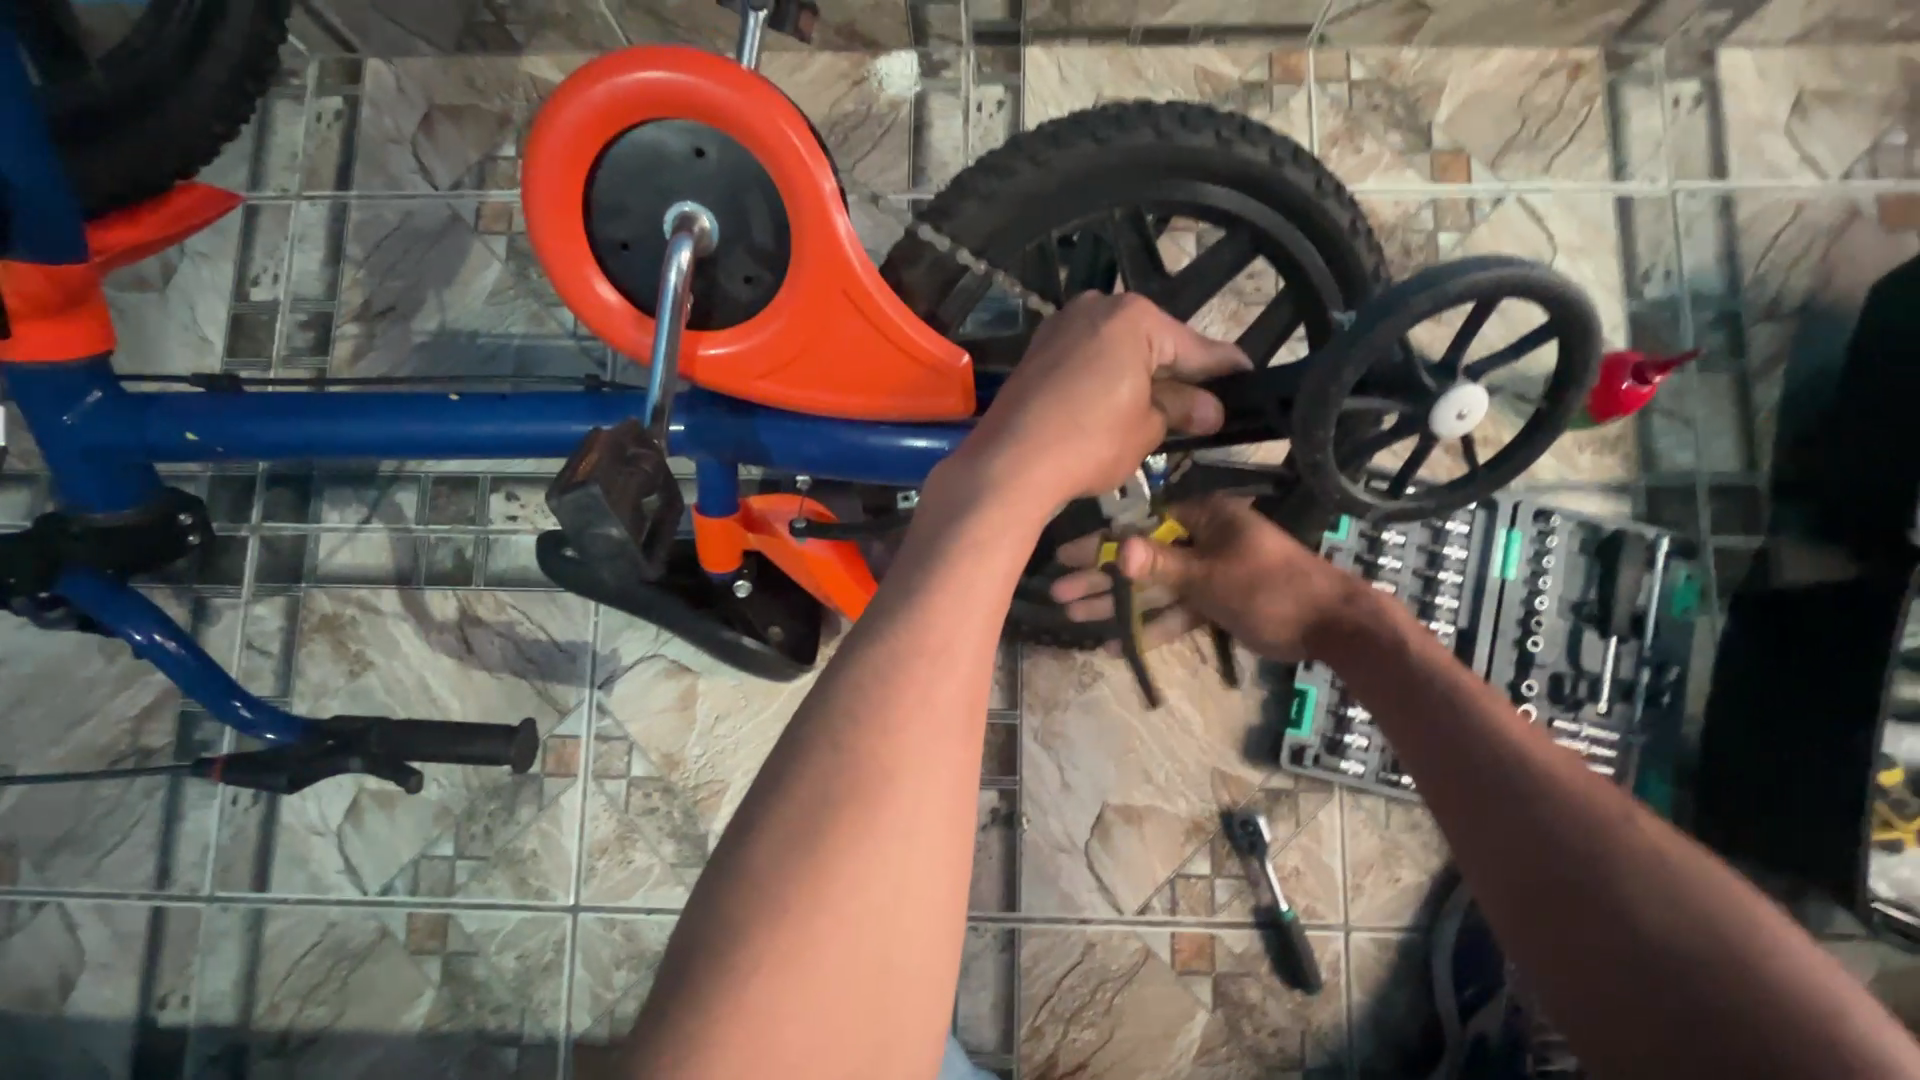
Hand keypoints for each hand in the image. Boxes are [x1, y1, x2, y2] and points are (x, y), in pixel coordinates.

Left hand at [954, 293, 1250, 506]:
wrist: (1010, 462)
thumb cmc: (1089, 442)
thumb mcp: (1146, 428)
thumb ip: (1180, 409)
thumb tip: (1210, 409)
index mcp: (1135, 318)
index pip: (1194, 346)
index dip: (1223, 367)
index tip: (1246, 375)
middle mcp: (1097, 308)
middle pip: (1154, 341)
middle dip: (1177, 372)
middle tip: (1202, 403)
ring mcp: (1063, 325)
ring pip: (1119, 349)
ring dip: (1141, 375)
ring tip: (1162, 409)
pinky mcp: (1039, 349)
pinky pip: (1090, 357)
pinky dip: (1108, 377)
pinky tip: (1119, 403)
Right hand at [1049, 497, 1365, 662]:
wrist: (1330, 624)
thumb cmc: (1269, 588)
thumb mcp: (1210, 575)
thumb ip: (1160, 564)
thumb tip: (1118, 547)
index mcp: (1204, 517)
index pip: (1140, 526)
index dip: (1101, 543)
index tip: (1065, 556)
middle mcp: (1202, 539)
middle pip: (1141, 558)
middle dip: (1100, 578)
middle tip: (1057, 593)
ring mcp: (1208, 572)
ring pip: (1153, 588)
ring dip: (1118, 604)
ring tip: (1073, 616)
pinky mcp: (1215, 601)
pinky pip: (1175, 612)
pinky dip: (1150, 626)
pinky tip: (1116, 643)